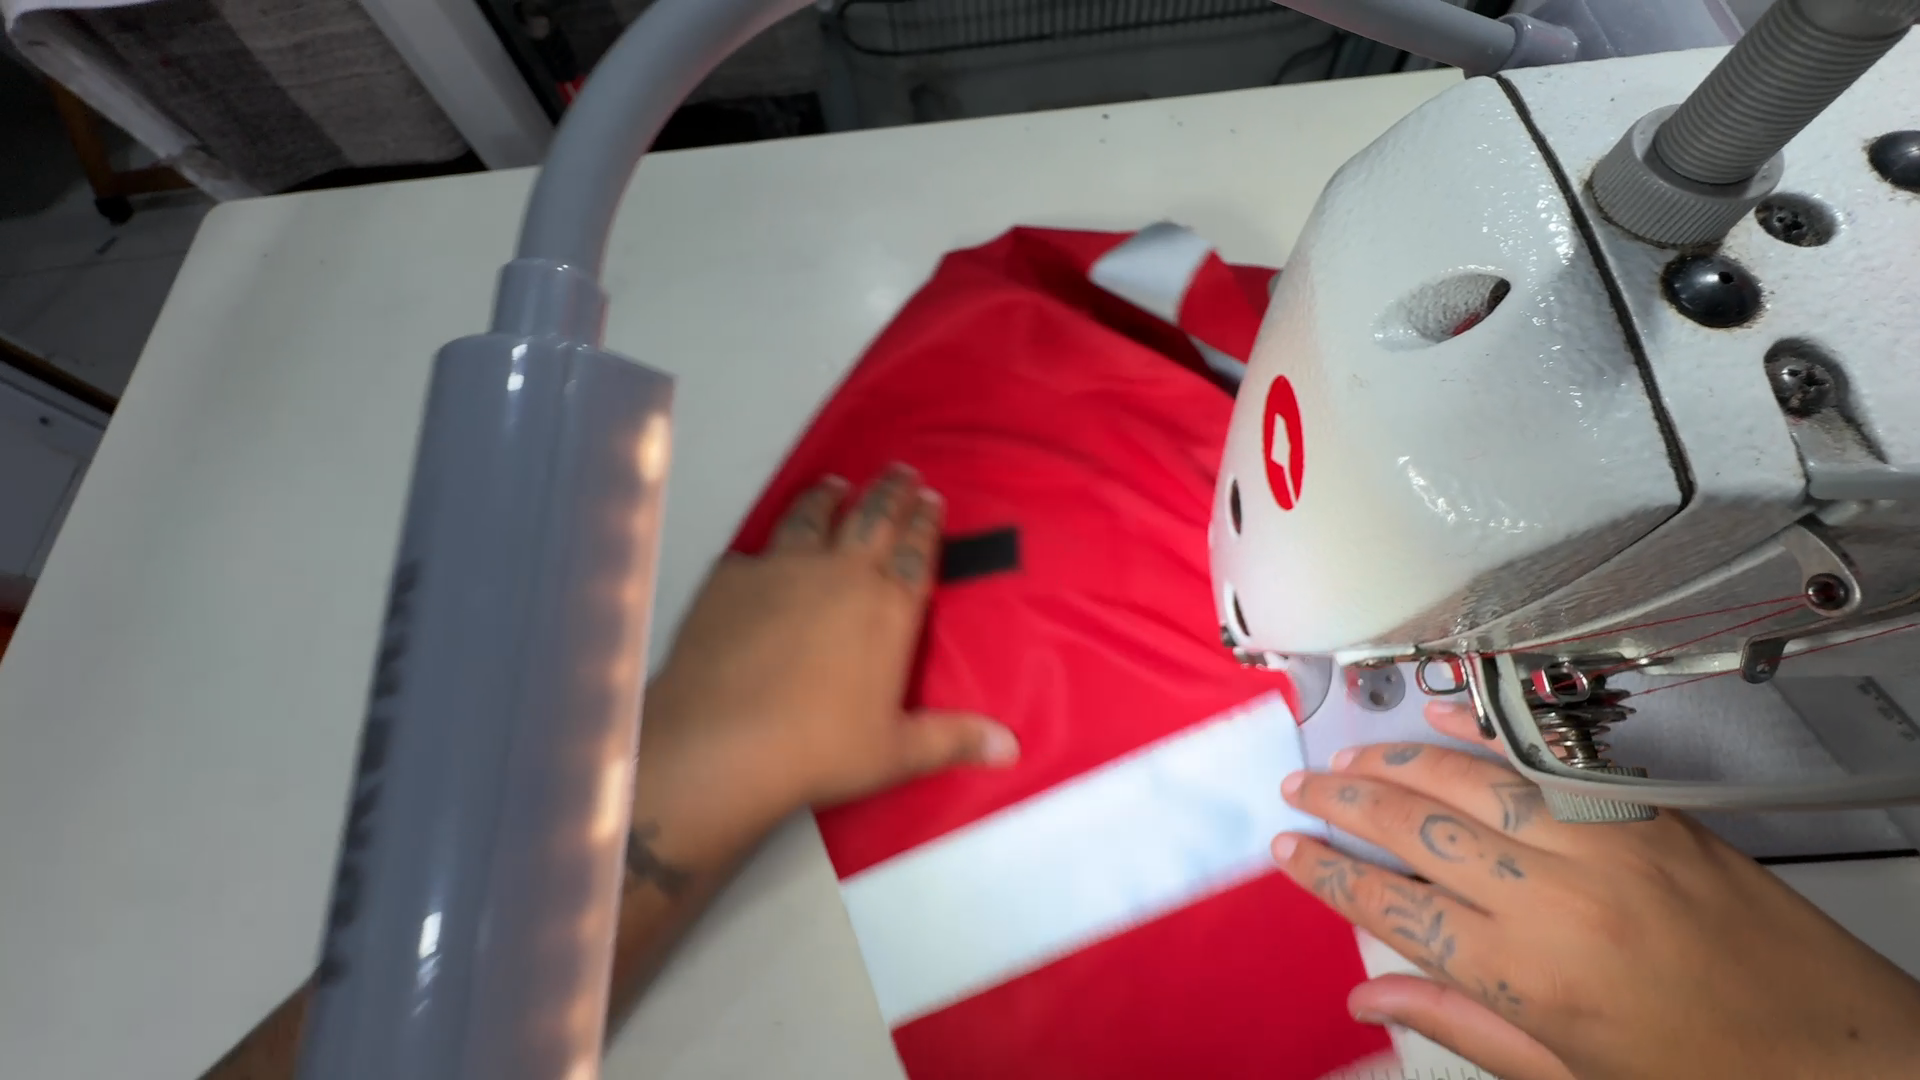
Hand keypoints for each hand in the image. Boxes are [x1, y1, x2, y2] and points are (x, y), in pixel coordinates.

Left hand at [638, 464, 1018, 831]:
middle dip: (890, 491)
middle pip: (872, 519)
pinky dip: (765, 546)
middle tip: (900, 469)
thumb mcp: (896, 752)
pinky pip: (754, 551)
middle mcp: (839, 575)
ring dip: (828, 498)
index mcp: (887, 608)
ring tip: (836, 483)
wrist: (722, 741)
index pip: (914, 551)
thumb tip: (1010, 748)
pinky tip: (761, 550)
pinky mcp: (732, 578)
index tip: (932, 496)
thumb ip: (952, 739)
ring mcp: (782, 569)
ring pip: (812, 518)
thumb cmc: (819, 748)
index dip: (925, 521)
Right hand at [1271, 703, 1919, 1079]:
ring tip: (1344, 759)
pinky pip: (1545, 760)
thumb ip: (1458, 1024)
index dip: (1326, 873)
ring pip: (1464, 784)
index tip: (1286, 851)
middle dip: (1340, 804)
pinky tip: (1438, 713)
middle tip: (1297, 788)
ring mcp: (1603, 848)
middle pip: (1413, 832)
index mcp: (1532, 978)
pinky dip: (1485, 730)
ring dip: (1393, 764)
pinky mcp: (1647, 818)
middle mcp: (1555, 902)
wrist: (1868, 1071)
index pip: (1390, 908)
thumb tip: (1364, 998)